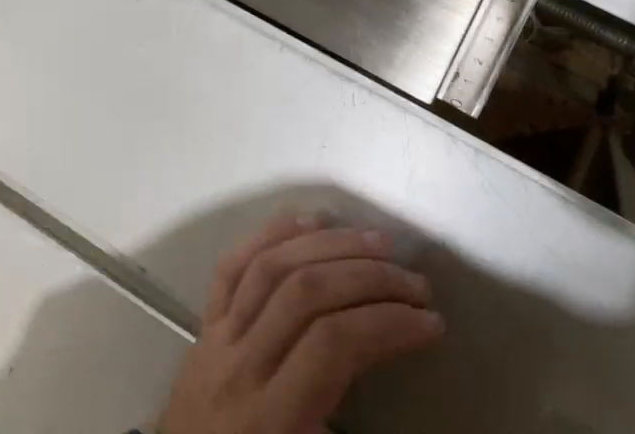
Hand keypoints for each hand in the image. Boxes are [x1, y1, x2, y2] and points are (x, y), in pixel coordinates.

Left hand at [157, 214, 443, 433]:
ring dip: (330, 245)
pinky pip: (232, 267)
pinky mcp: (204, 325)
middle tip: (415, 284)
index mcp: (269, 418)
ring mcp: (216, 339)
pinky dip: (271, 235)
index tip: (430, 323)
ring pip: (271, 267)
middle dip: (370, 278)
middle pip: (306, 293)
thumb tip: (396, 362)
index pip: (333, 343)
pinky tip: (310, 221)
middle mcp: (240, 366)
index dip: (388, 324)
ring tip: (378, 244)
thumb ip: (346, 415)